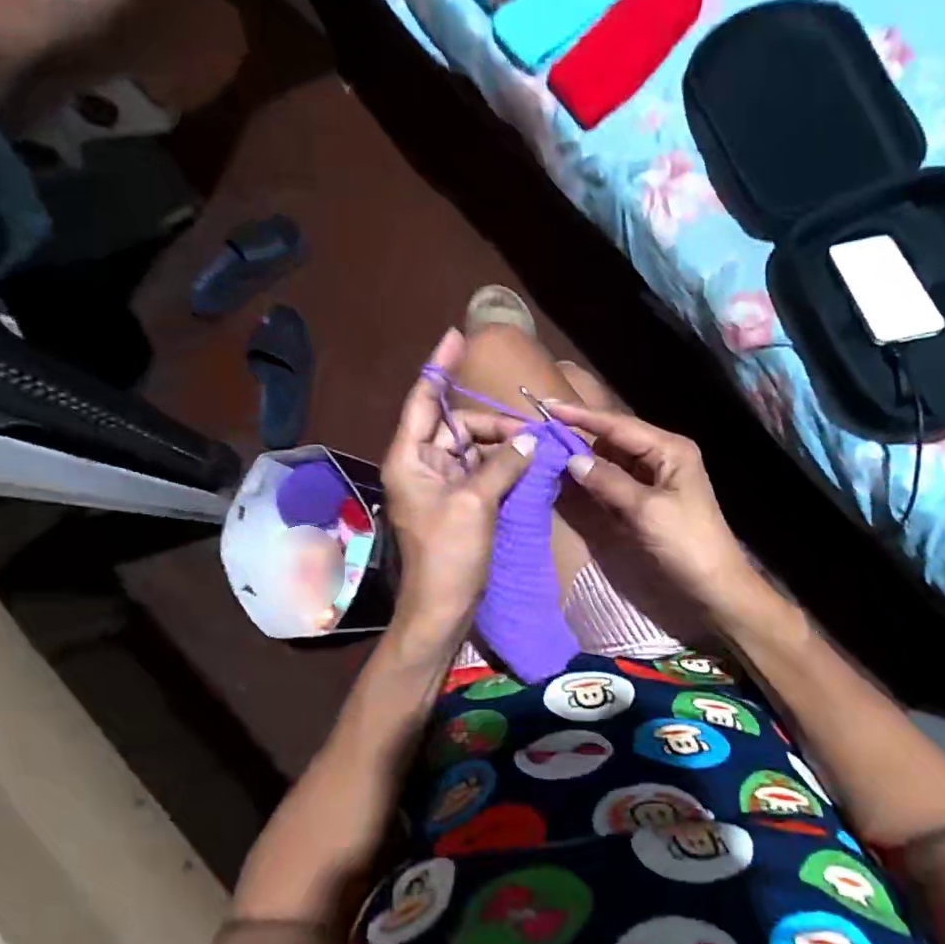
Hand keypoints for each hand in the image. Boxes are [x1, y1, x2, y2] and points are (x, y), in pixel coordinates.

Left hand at [382, 330, 536, 638]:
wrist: (441, 608)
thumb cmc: (448, 554)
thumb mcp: (476, 503)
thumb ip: (502, 464)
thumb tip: (531, 439)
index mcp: (410, 457)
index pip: (424, 399)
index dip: (440, 367)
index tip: (456, 335)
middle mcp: (421, 464)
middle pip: (456, 424)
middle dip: (491, 422)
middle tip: (531, 432)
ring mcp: (440, 484)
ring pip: (472, 448)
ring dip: (501, 445)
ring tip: (535, 449)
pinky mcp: (458, 502)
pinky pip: (480, 470)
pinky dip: (502, 464)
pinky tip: (526, 463)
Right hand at [547, 402, 752, 611]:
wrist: (714, 587)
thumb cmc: (687, 544)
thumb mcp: (645, 510)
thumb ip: (607, 481)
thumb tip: (571, 459)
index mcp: (670, 449)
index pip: (617, 425)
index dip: (581, 415)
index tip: (547, 406)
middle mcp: (662, 456)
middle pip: (613, 439)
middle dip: (580, 437)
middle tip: (542, 436)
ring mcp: (655, 478)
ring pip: (611, 460)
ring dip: (585, 460)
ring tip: (550, 456)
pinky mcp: (647, 500)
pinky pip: (614, 482)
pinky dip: (594, 481)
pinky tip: (572, 480)